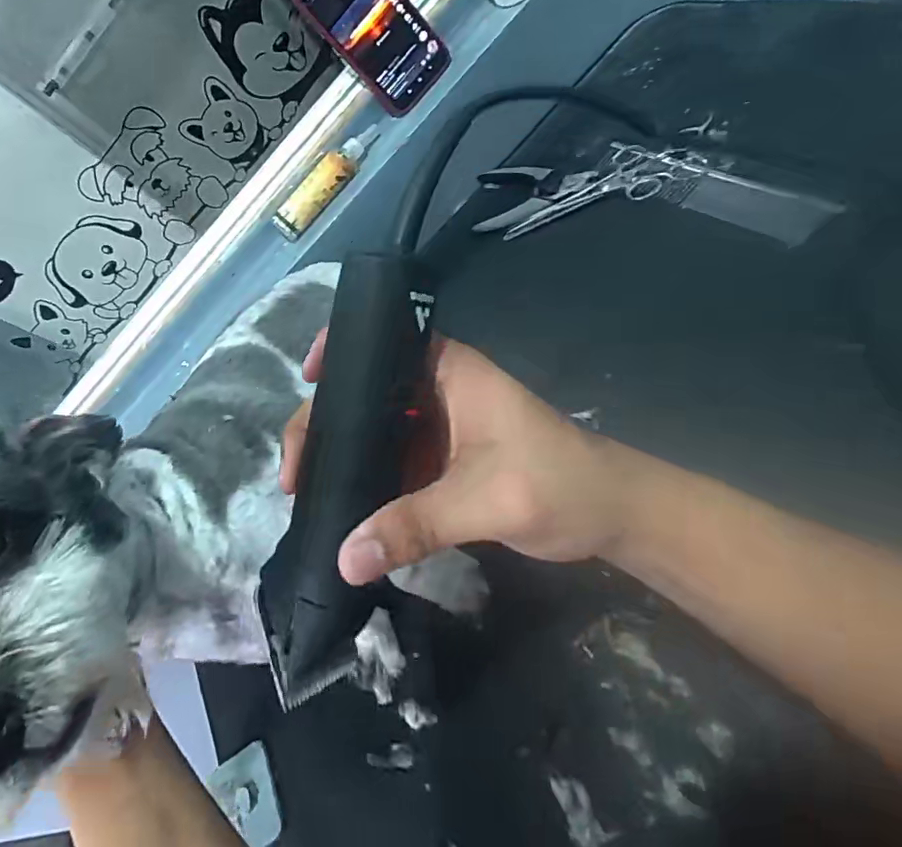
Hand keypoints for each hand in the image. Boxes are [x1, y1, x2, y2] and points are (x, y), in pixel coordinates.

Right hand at [281, 332, 642, 584]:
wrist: (608, 514)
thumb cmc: (557, 483)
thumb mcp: (486, 501)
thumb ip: (416, 525)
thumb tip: (344, 559)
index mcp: (448, 371)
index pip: (383, 342)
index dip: (340, 351)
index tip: (307, 380)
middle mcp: (433, 390)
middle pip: (364, 392)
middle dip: (323, 423)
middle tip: (294, 474)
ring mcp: (433, 427)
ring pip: (371, 431)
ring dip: (338, 457)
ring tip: (302, 495)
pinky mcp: (435, 462)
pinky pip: (387, 464)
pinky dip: (362, 482)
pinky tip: (335, 508)